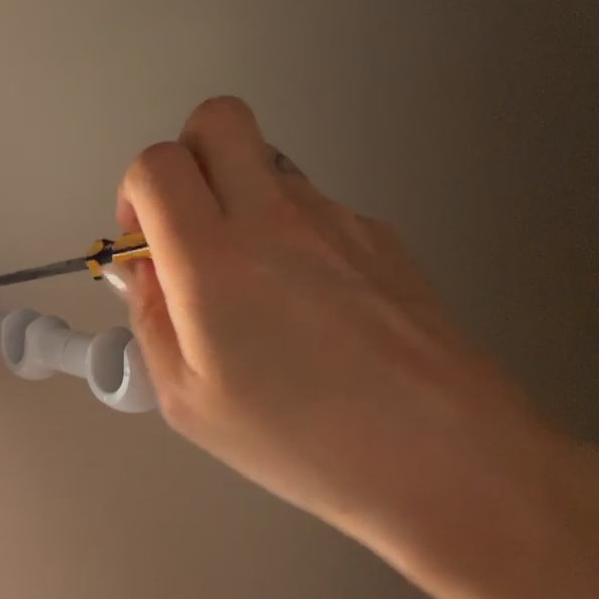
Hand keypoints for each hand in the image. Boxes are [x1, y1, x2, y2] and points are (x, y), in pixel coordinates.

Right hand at [119, 98, 598, 598]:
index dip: (132, 196)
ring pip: (272, 158)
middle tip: (188, 232)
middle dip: (184, 162)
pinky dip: (298, 234)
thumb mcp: (192, 406)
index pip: (152, 164)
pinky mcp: (390, 241)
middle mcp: (281, 220)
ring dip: (246, 201)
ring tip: (259, 284)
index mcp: (220, 262)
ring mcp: (343, 222)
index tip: (141, 246)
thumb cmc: (310, 454)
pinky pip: (321, 204)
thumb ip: (155, 325)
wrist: (466, 476)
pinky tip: (320, 309)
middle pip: (216, 122)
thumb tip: (148, 277)